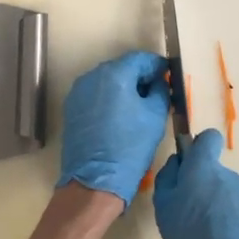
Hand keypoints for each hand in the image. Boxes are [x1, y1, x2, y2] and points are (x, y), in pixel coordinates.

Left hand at [56, 50, 170, 205]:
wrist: (95, 180)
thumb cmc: (130, 147)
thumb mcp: (155, 116)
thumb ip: (160, 90)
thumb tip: (158, 81)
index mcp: (114, 74)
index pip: (140, 58)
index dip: (156, 66)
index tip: (167, 78)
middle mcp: (91, 77)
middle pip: (121, 68)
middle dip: (139, 77)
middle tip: (155, 93)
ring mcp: (78, 93)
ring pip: (107, 81)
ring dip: (123, 88)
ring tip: (137, 108)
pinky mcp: (71, 108)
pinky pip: (95, 95)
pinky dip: (108, 99)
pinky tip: (118, 117)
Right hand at [152, 129, 238, 238]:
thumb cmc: (193, 238)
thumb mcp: (164, 209)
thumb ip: (167, 180)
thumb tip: (176, 163)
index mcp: (204, 169)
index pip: (208, 139)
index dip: (196, 147)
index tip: (185, 166)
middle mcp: (227, 178)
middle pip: (209, 175)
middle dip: (196, 192)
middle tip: (181, 219)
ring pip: (217, 200)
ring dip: (205, 216)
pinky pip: (228, 219)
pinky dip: (218, 232)